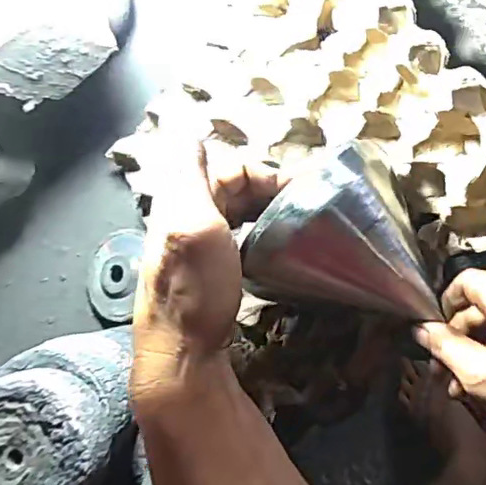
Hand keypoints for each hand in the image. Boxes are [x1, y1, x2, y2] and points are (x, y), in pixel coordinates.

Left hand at [130, 140, 282, 412]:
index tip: (299, 194)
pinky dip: (264, 228)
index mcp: (181, 200)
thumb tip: (190, 130)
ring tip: (298, 224)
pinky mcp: (213, 265)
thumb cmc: (194, 290)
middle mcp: (187, 215)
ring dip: (271, 208)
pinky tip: (278, 243)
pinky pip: (244, 230)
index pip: (232, 167)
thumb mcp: (192, 227)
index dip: (267, 175)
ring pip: (242, 207)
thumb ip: (187, 176)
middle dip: (272, 190)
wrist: (184, 354)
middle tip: (304, 209)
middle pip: (237, 184)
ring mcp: (200, 241)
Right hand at [414, 270, 485, 444]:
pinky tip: (481, 380)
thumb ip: (445, 347)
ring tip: (460, 386)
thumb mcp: (481, 375)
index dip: (442, 310)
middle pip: (475, 303)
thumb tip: (420, 328)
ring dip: (472, 349)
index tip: (434, 342)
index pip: (463, 283)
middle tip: (443, 375)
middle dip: (457, 339)